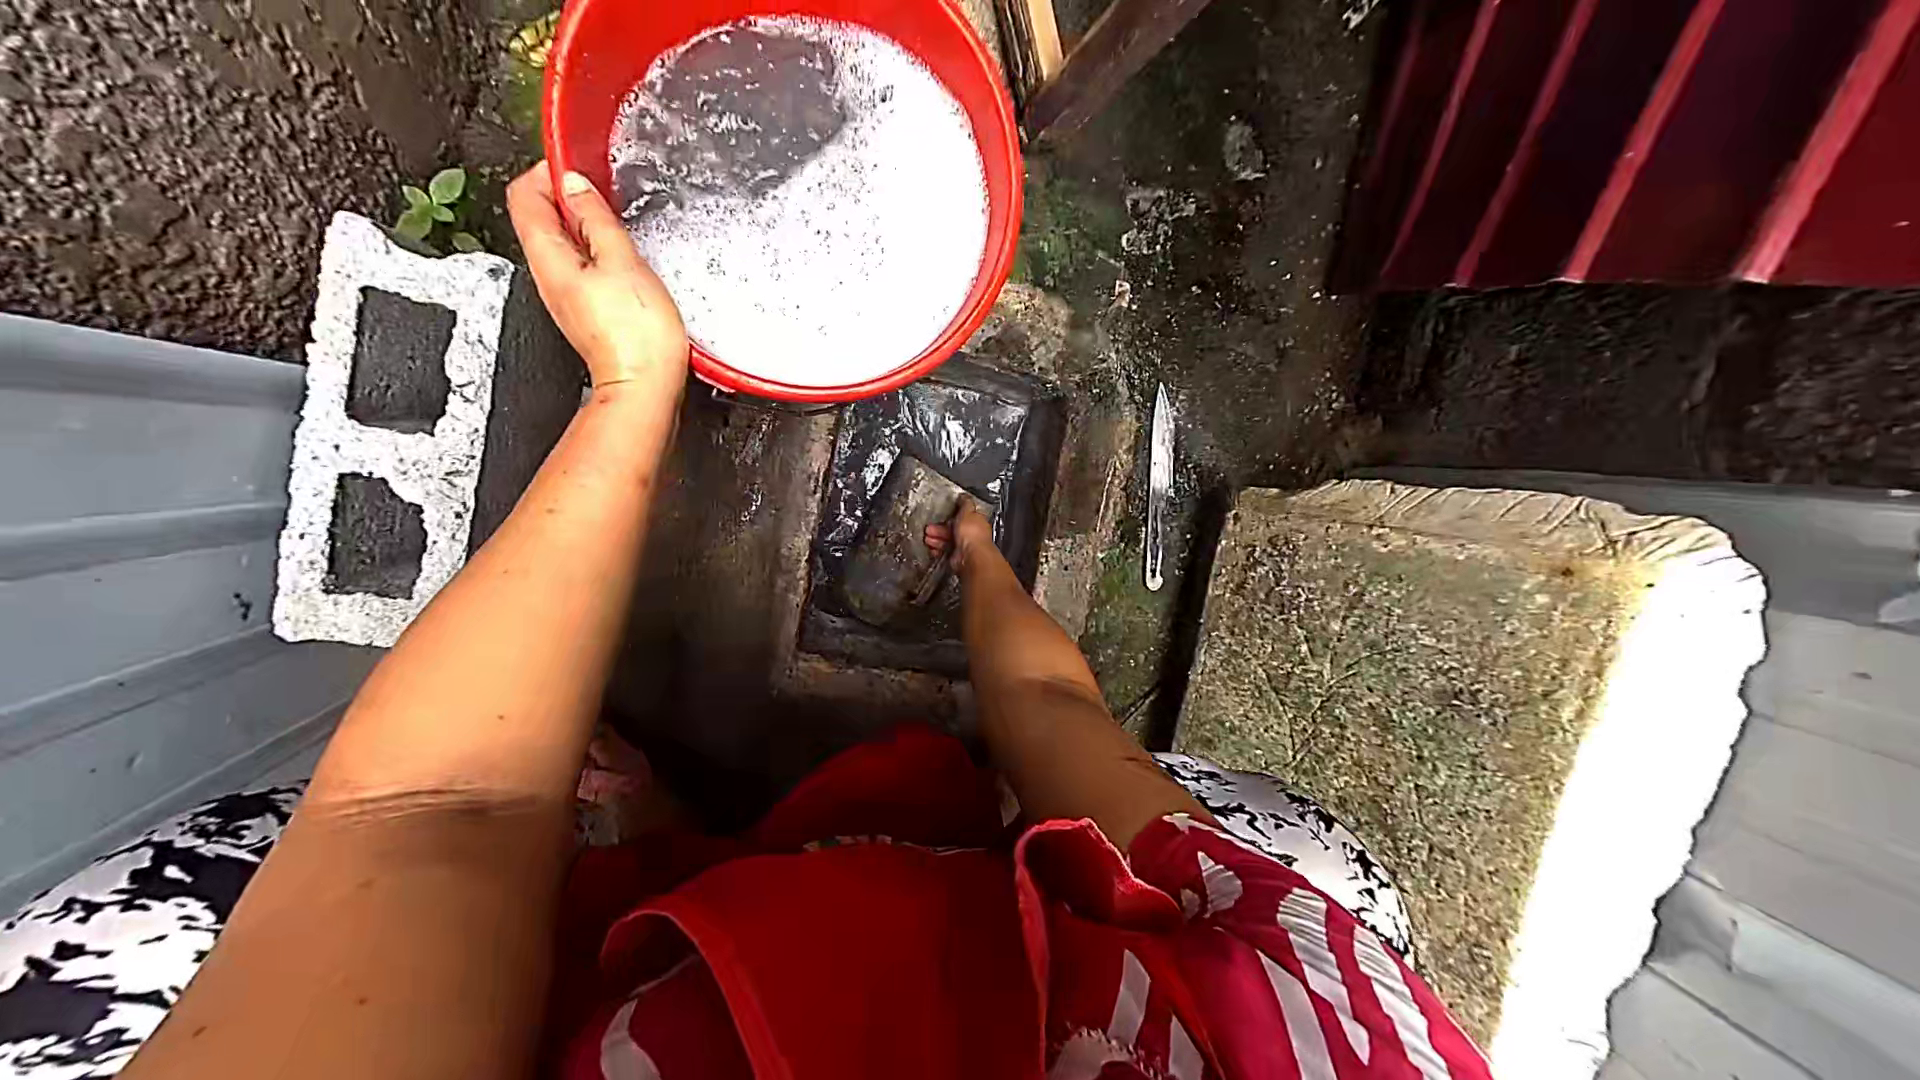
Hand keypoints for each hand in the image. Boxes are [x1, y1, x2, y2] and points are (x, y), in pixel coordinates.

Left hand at [507, 162, 688, 397]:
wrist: (646, 387)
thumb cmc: (637, 338)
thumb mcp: (623, 263)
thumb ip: (596, 219)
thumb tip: (576, 186)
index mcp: (548, 258)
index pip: (525, 195)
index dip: (548, 172)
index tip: (577, 166)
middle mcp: (548, 278)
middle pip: (540, 219)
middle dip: (567, 197)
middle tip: (601, 193)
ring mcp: (566, 299)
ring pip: (562, 246)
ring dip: (585, 228)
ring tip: (615, 227)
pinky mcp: (587, 314)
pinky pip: (582, 271)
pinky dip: (597, 256)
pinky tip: (622, 263)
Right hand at [924, 497, 993, 574]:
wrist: (970, 556)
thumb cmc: (972, 534)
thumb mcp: (968, 512)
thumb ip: (965, 503)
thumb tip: (964, 496)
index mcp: (976, 522)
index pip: (963, 516)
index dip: (951, 515)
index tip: (942, 513)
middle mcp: (971, 535)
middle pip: (952, 529)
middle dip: (939, 528)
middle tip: (929, 527)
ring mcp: (964, 547)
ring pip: (947, 540)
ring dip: (936, 538)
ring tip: (927, 536)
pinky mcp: (957, 557)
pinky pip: (944, 551)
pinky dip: (937, 549)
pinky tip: (931, 547)